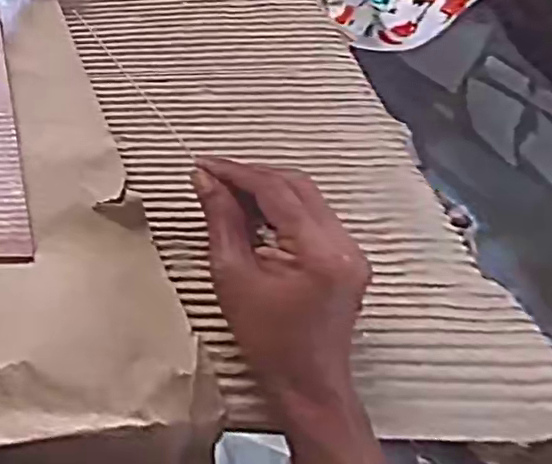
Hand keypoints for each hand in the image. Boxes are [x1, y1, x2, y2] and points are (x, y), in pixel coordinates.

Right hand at [194, 158, 369, 416]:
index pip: (274, 189)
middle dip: (249, 174)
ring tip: (226, 190)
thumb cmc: (268, 340)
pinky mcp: (344, 256)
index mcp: (319, 252)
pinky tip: (250, 211)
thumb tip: (205, 178)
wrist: (306, 386)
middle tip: (212, 174)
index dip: (234, 171)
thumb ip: (220, 217)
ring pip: (303, 194)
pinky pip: (309, 212)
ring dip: (263, 187)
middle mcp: (343, 245)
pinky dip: (278, 204)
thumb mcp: (231, 272)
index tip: (203, 165)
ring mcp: (349, 251)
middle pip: (293, 184)